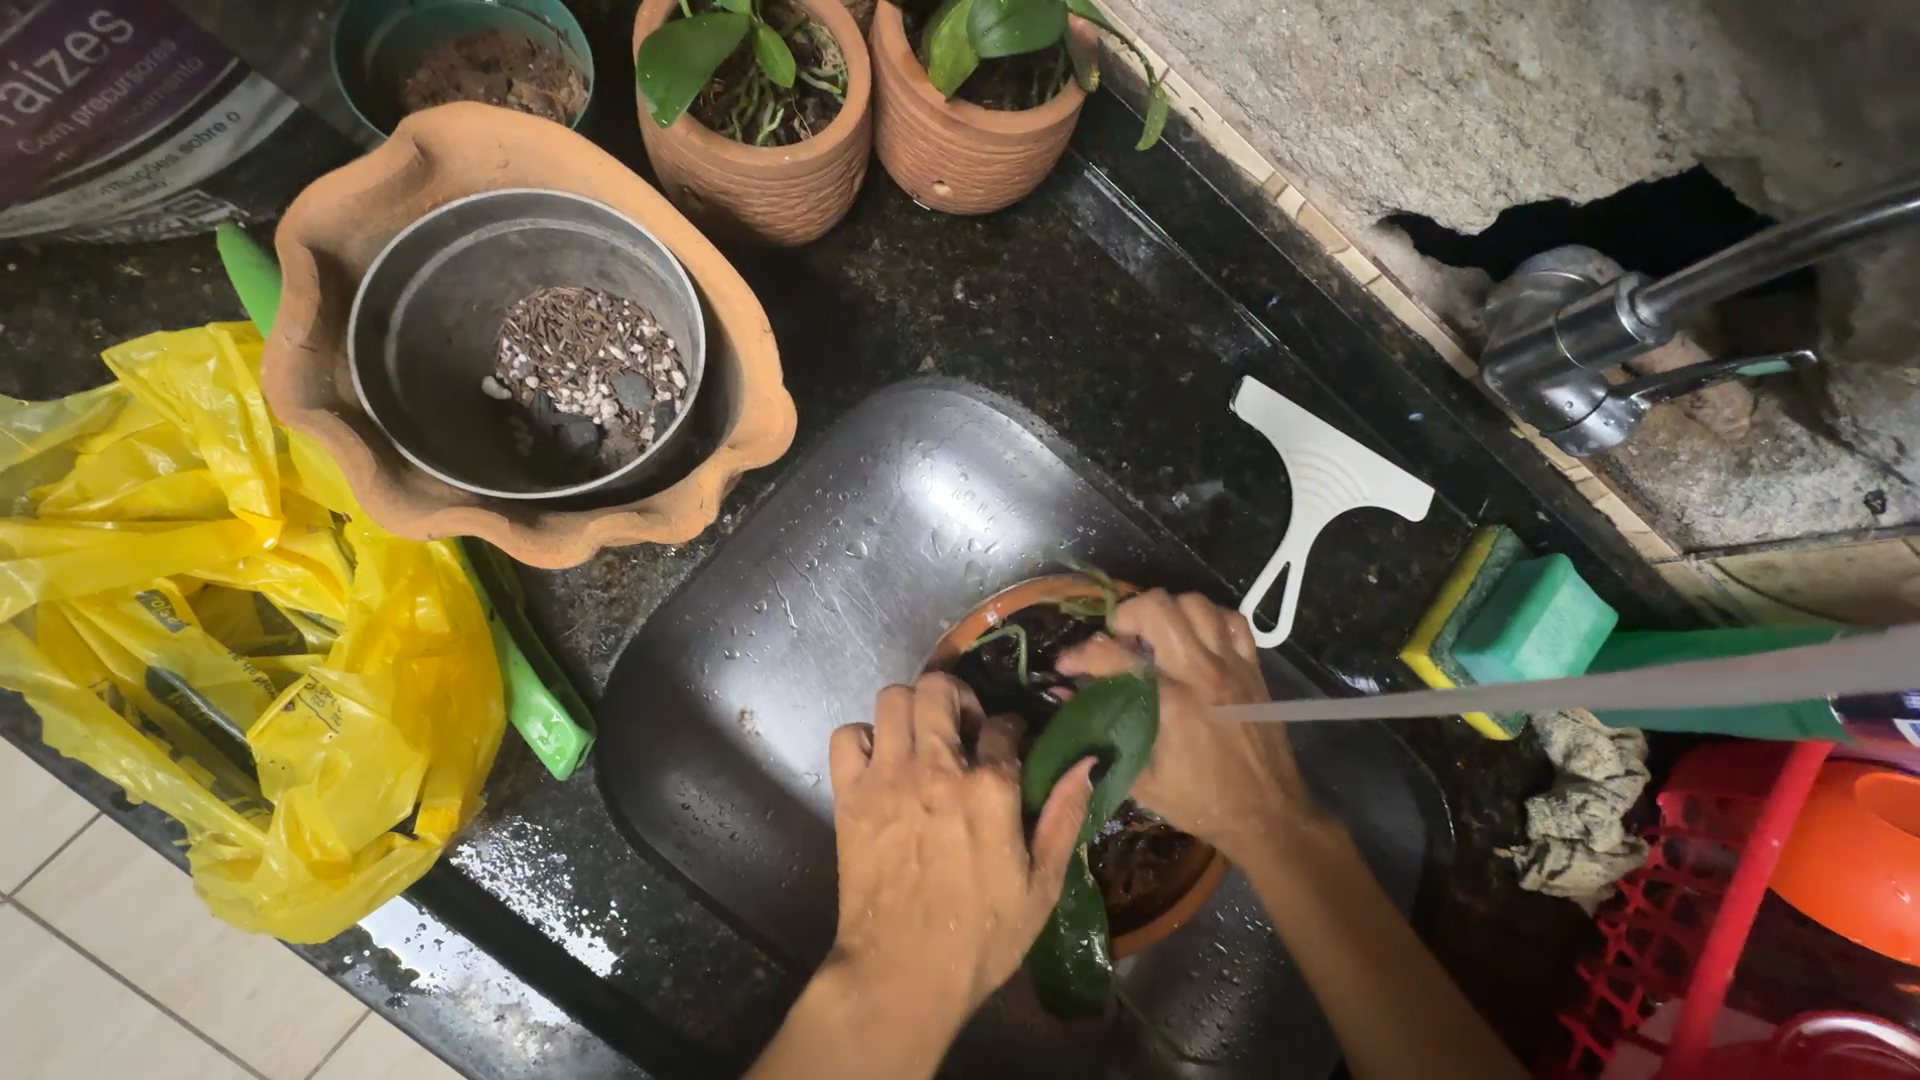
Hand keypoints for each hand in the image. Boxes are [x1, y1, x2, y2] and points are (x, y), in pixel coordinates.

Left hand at [826, 673, 1094, 1029]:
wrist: (902, 973)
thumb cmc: (981, 936)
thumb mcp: (1042, 884)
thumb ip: (1064, 815)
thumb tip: (1086, 761)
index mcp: (989, 789)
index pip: (1003, 725)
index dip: (1010, 729)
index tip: (1009, 744)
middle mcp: (936, 769)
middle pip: (940, 688)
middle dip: (958, 697)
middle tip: (962, 727)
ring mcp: (888, 778)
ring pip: (893, 698)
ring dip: (912, 708)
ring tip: (922, 738)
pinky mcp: (850, 796)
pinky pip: (847, 736)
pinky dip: (863, 738)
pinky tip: (881, 762)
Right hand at [1055, 589, 1324, 864]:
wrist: (1268, 816)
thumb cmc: (1200, 802)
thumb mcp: (1139, 780)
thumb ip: (1099, 736)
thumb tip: (1064, 698)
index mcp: (1170, 703)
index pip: (1113, 657)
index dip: (1079, 655)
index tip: (1066, 665)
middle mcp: (1201, 673)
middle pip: (1158, 607)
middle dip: (1126, 614)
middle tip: (1118, 639)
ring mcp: (1231, 666)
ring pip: (1195, 603)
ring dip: (1167, 611)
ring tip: (1154, 634)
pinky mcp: (1253, 668)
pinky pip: (1232, 620)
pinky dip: (1209, 618)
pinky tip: (1195, 637)